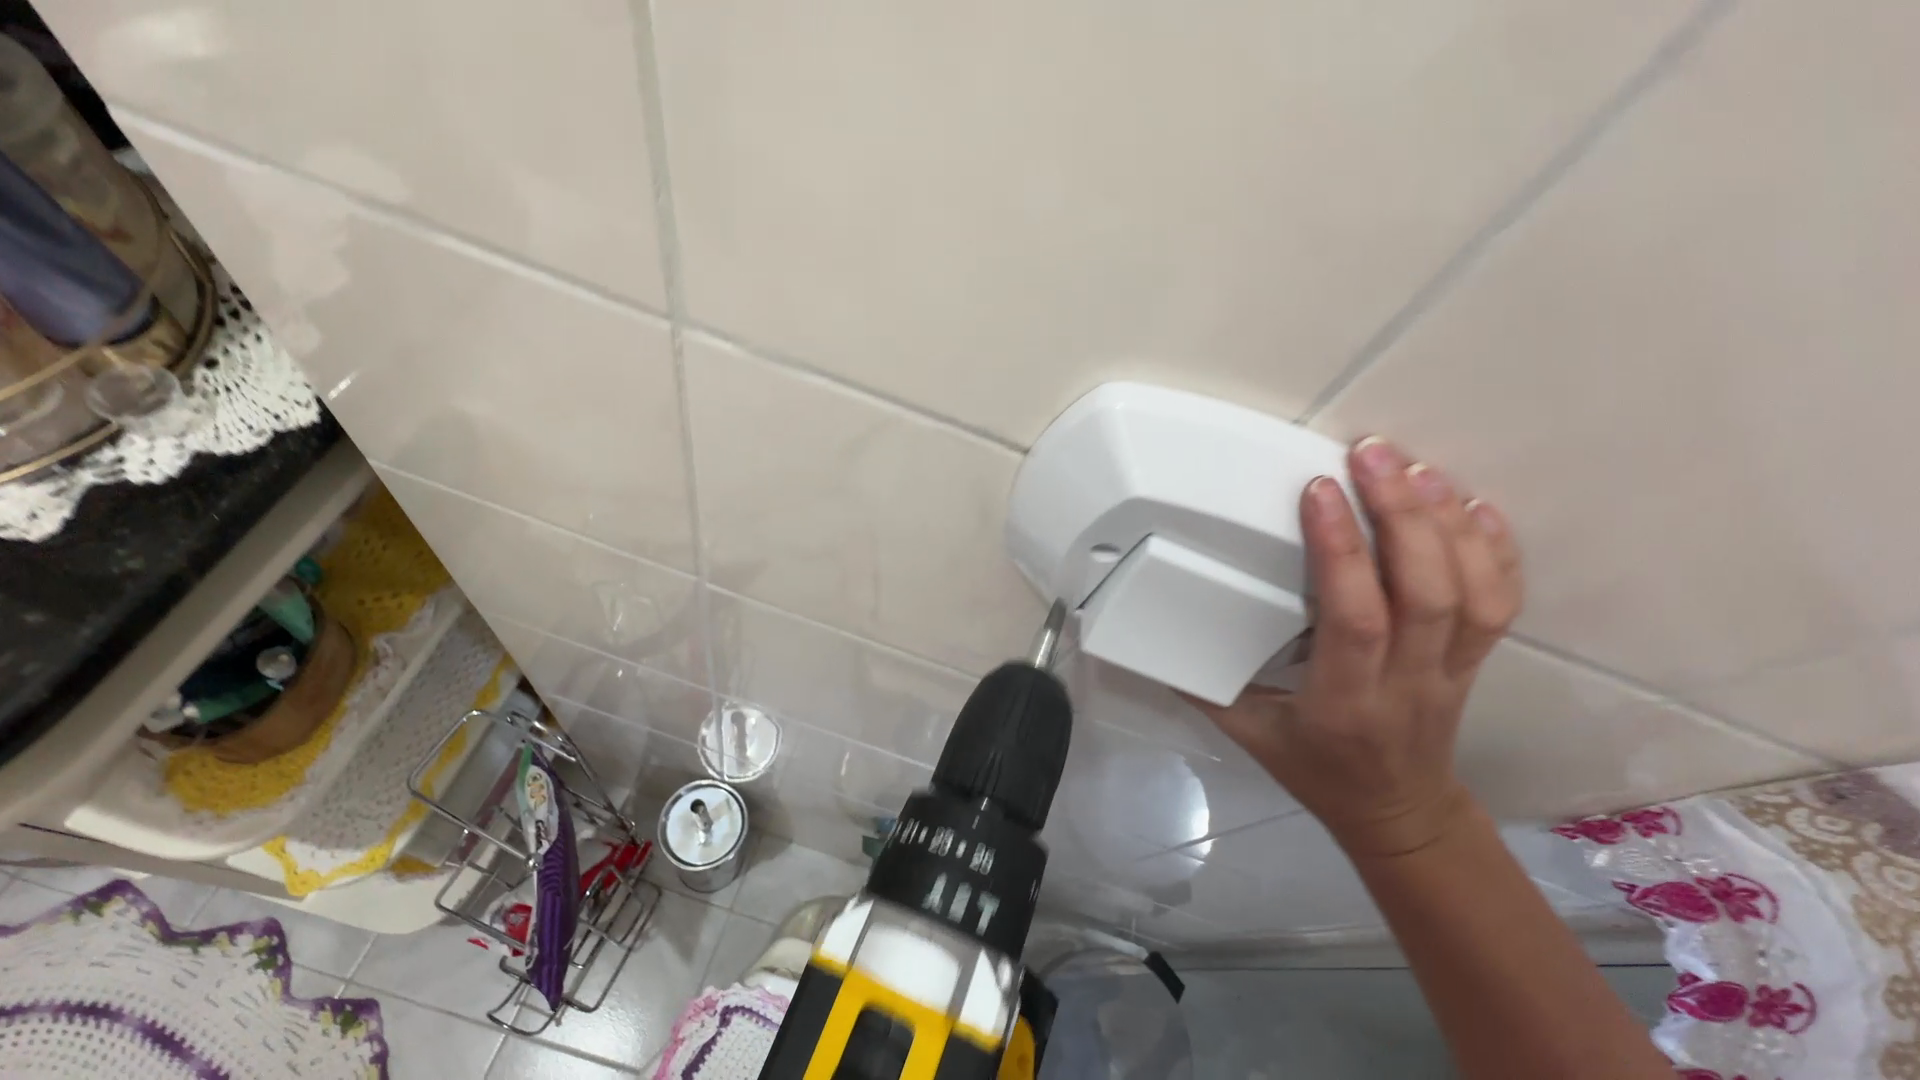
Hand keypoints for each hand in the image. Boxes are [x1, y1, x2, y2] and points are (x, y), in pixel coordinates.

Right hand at [1185, 437, 1522, 857]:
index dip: (1342, 551)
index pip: (1355, 620)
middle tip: (1372, 455)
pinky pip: (1502, 604)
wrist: (1396, 814)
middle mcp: (1407, 682)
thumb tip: (1151, 632)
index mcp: (1344, 702)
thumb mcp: (1249, 734)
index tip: (1318, 491)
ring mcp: (1452, 671)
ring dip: (1450, 523)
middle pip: (1428, 593)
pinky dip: (1495, 548)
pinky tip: (1472, 504)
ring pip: (1475, 594)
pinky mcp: (1476, 661)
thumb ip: (1204, 684)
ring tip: (1417, 468)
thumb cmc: (1315, 771)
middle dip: (1403, 515)